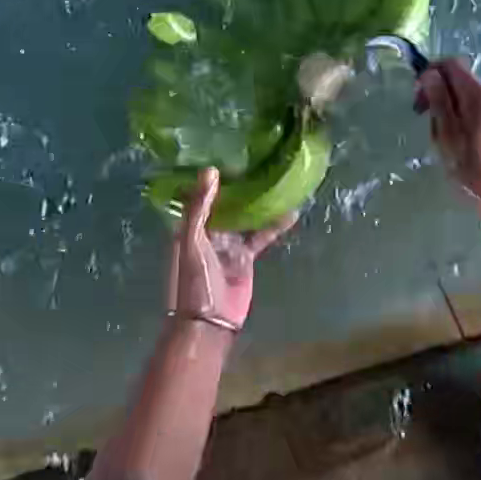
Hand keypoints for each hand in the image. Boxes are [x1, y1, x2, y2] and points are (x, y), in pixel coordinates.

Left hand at [165, 168, 295, 329]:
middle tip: (262, 161)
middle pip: (227, 204)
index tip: (233, 156)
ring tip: (279, 181)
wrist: (210, 323)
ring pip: (246, 216)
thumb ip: (199, 208)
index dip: (215, 178)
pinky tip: (290, 212)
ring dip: (260, 202)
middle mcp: (209, 233)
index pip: (202, 196)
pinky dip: (275, 224)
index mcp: (190, 228)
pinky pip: (262, 234)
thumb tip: (211, 170)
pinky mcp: (246, 256)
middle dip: (241, 186)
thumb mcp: (192, 242)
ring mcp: (229, 244)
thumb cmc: (194, 282)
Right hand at [415, 58, 480, 209]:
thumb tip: (430, 74)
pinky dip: (458, 113)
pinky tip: (453, 137)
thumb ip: (439, 101)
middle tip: (423, 115)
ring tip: (438, 133)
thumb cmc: (469, 168)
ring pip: (464, 93)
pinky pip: (473, 105)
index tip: (418, 96)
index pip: (452, 64)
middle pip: (459, 77)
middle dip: (437, 90)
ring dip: (446, 104)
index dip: (431, 73)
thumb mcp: (446, 135)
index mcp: (478, 96)